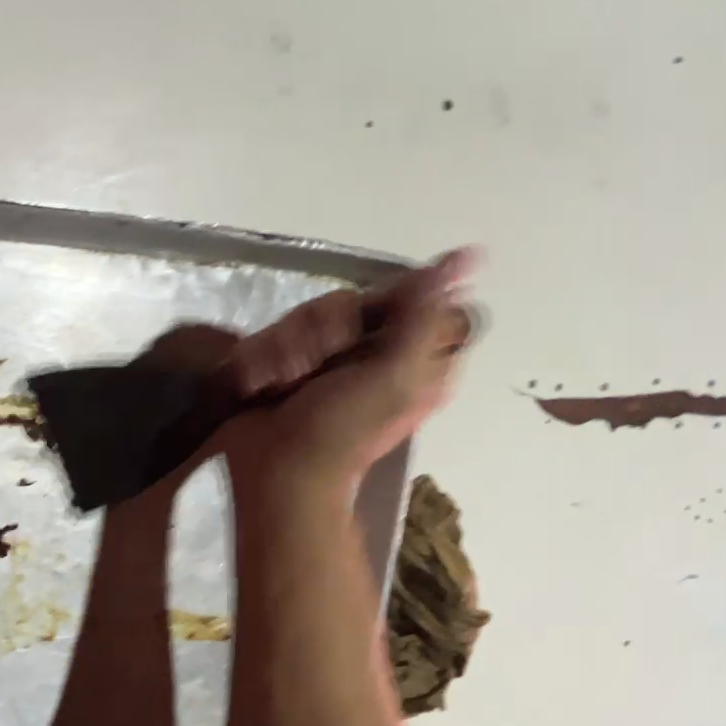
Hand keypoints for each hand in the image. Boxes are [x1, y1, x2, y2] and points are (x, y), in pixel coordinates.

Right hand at [221, 248, 476, 492]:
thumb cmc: (341, 432)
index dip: (378, 305)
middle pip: (340, 303)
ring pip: (296, 319)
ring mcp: (315, 361)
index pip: (400, 295)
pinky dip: (255, 366)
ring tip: (275, 387)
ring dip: (280, 353)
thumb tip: (470, 253)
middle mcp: (363, 352)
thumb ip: (426, 314)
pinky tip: (258, 389)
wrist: (274, 472)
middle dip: (316, 335)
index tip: (362, 331)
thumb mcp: (397, 374)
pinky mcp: (272, 369)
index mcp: (408, 354)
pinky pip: (261, 341)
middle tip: (310, 370)